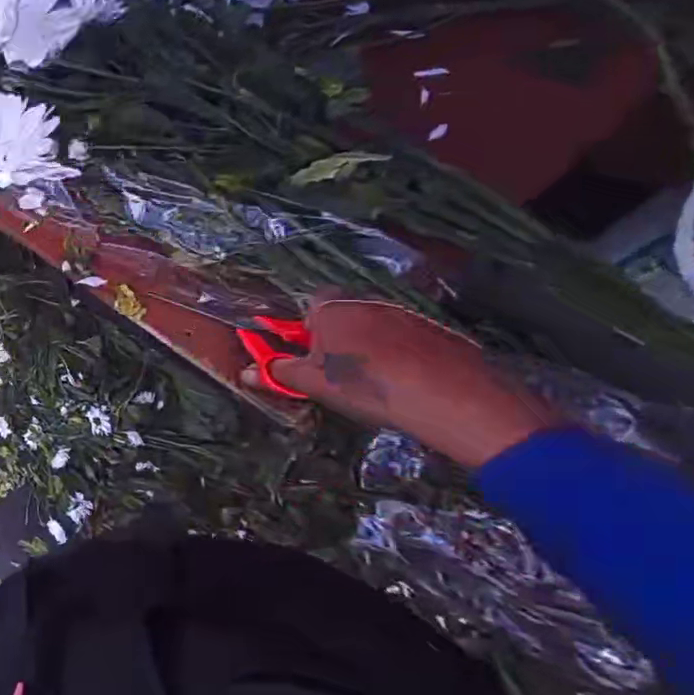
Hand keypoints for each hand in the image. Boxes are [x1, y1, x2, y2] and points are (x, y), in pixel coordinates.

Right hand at [244, 298, 557, 468]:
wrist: (446, 393)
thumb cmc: (365, 384)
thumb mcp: (314, 383)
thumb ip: (279, 374)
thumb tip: (246, 372)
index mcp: (329, 307)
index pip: (306, 309)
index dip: (304, 335)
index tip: (308, 361)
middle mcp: (362, 300)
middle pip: (339, 316)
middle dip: (334, 341)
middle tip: (336, 375)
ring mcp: (400, 312)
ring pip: (371, 327)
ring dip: (366, 348)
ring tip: (372, 384)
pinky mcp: (430, 328)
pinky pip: (402, 338)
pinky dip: (397, 355)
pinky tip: (402, 383)